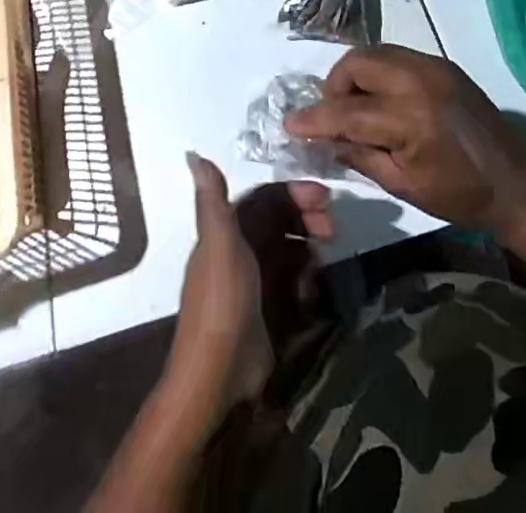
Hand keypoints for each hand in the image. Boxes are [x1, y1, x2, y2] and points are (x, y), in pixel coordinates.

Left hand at [172, 154, 333, 411]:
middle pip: (277, 221)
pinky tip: (316, 277)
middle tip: (333, 225)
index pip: (262, 200)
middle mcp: (237, 250)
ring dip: (308, 241)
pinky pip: (290, 277)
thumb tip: (192, 154)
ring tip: (330, 246)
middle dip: (305, 216)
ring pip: (285, 247)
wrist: (219, 372)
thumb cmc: (222, 300)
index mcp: (224, 232)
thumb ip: (212, 200)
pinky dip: (305, 271)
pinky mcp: (265, 305)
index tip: (324, 197)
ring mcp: (252, 279)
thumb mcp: (219, 243)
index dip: (292, 193)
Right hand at [284, 45, 525, 235]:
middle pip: (356, 64)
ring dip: (355, 76)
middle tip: (333, 117)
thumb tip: (322, 140)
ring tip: (356, 109)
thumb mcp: (402, 185)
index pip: (347, 111)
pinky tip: (381, 101)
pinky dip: (377, 73)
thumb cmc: (460, 195)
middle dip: (334, 87)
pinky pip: (395, 56)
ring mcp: (434, 67)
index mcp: (410, 118)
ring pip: (374, 53)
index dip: (314, 118)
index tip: (290, 124)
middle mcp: (419, 81)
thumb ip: (358, 156)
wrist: (518, 182)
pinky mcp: (443, 65)